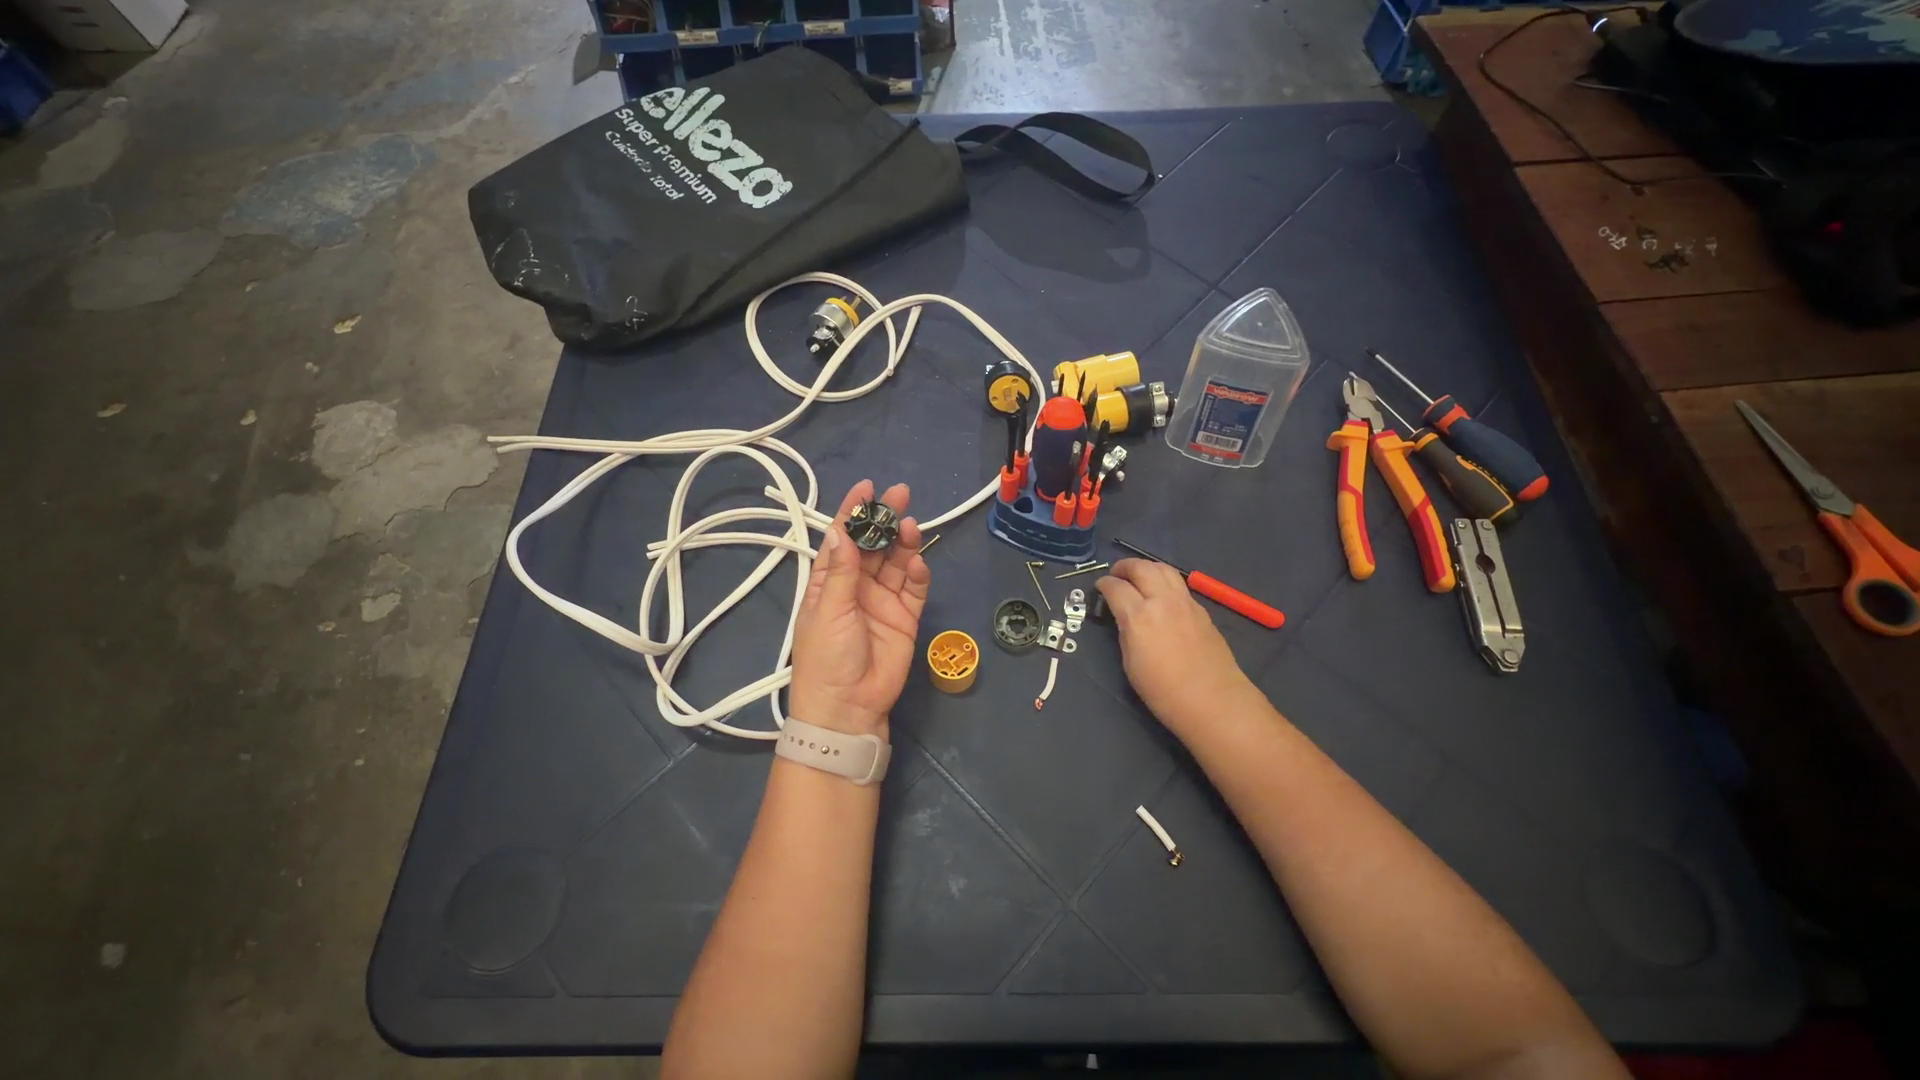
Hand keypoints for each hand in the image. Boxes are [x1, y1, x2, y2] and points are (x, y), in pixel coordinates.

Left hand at [788, 481, 930, 739]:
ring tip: (911, 525)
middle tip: (900, 494)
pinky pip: (915, 588)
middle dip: (885, 519)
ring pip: (897, 562)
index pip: (842, 540)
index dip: (853, 513)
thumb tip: (842, 531)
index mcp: (830, 583)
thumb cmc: (827, 658)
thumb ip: (842, 571)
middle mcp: (857, 587)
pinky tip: (919, 562)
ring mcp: (883, 601)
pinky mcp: (906, 617)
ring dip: (904, 542)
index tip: (866, 487)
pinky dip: (919, 573)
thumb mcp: (829, 611)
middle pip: (873, 545)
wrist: (849, 707)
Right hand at [1095, 559, 1255, 734]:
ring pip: (1164, 569)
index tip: (1100, 586)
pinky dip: (1165, 582)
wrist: (1212, 699)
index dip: (1104, 584)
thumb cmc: (1163, 691)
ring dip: (1147, 568)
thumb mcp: (1130, 662)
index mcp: (1139, 616)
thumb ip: (1126, 632)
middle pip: (1142, 568)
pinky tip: (1161, 596)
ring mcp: (1185, 602)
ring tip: (1139, 577)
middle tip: (1116, 573)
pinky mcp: (1201, 609)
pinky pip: (1179, 585)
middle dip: (1125, 566)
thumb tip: (1125, 618)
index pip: (1116, 587)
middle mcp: (1162, 601)